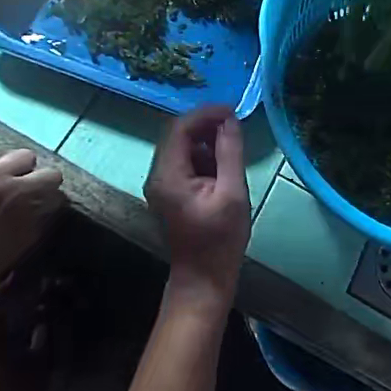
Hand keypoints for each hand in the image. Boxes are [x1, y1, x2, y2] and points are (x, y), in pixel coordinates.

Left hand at [145, 106, 251, 305]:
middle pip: (177, 135)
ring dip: (204, 139)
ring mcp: (160, 184)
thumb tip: (229, 120)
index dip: (205, 114)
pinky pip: (182, 162)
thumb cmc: (220, 240)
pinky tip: (221, 162)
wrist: (203, 279)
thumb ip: (229, 153)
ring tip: (231, 142)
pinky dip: (201, 155)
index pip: (180, 129)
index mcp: (168, 175)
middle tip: (234, 123)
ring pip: (180, 147)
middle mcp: (157, 175)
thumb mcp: (232, 193)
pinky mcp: (168, 191)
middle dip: (205, 124)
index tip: (232, 110)